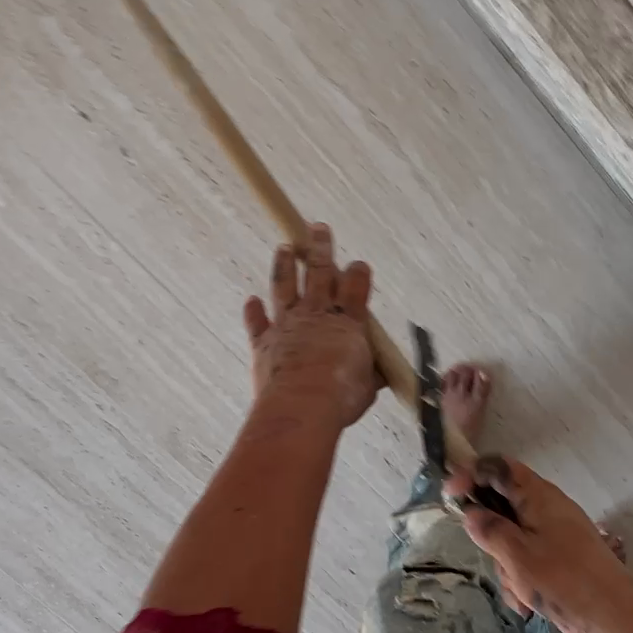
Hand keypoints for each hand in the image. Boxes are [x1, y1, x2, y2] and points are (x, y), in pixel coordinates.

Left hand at [243, 223, 380, 428]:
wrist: (304, 404)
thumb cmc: (341, 396)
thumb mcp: (368, 386)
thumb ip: (371, 373)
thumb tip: (381, 375)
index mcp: (348, 323)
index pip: (356, 286)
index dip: (358, 272)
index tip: (358, 263)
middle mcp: (318, 315)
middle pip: (320, 272)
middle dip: (319, 248)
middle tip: (316, 227)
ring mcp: (289, 325)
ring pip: (286, 286)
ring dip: (285, 265)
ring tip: (284, 247)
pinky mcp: (265, 342)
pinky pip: (257, 322)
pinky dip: (253, 311)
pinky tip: (250, 300)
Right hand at [445, 456, 632, 632]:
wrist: (610, 614)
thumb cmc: (562, 578)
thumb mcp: (515, 553)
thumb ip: (488, 529)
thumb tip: (471, 513)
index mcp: (538, 496)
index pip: (499, 467)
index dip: (471, 474)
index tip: (450, 496)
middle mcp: (546, 508)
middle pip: (501, 506)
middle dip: (490, 536)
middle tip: (490, 554)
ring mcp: (553, 534)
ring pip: (510, 539)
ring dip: (506, 567)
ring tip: (518, 590)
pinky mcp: (558, 558)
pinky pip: (526, 561)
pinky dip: (521, 580)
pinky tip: (526, 604)